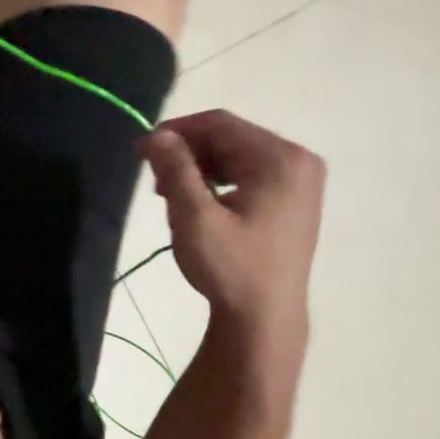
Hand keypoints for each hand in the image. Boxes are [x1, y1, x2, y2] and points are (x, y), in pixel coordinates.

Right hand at [141, 110, 325, 329]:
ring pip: (237, 154)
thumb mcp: (194, 217)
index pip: (221, 124)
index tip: (139, 151)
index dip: (176, 130)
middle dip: (187, 150)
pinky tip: (198, 201)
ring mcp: (300, 180)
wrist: (264, 314)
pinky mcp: (293, 199)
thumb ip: (176, 171)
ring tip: (170, 193)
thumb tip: (157, 135)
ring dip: (199, 165)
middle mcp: (298, 161)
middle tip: (152, 177)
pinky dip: (217, 178)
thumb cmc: (230, 266)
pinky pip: (248, 172)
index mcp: (280, 160)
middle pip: (231, 137)